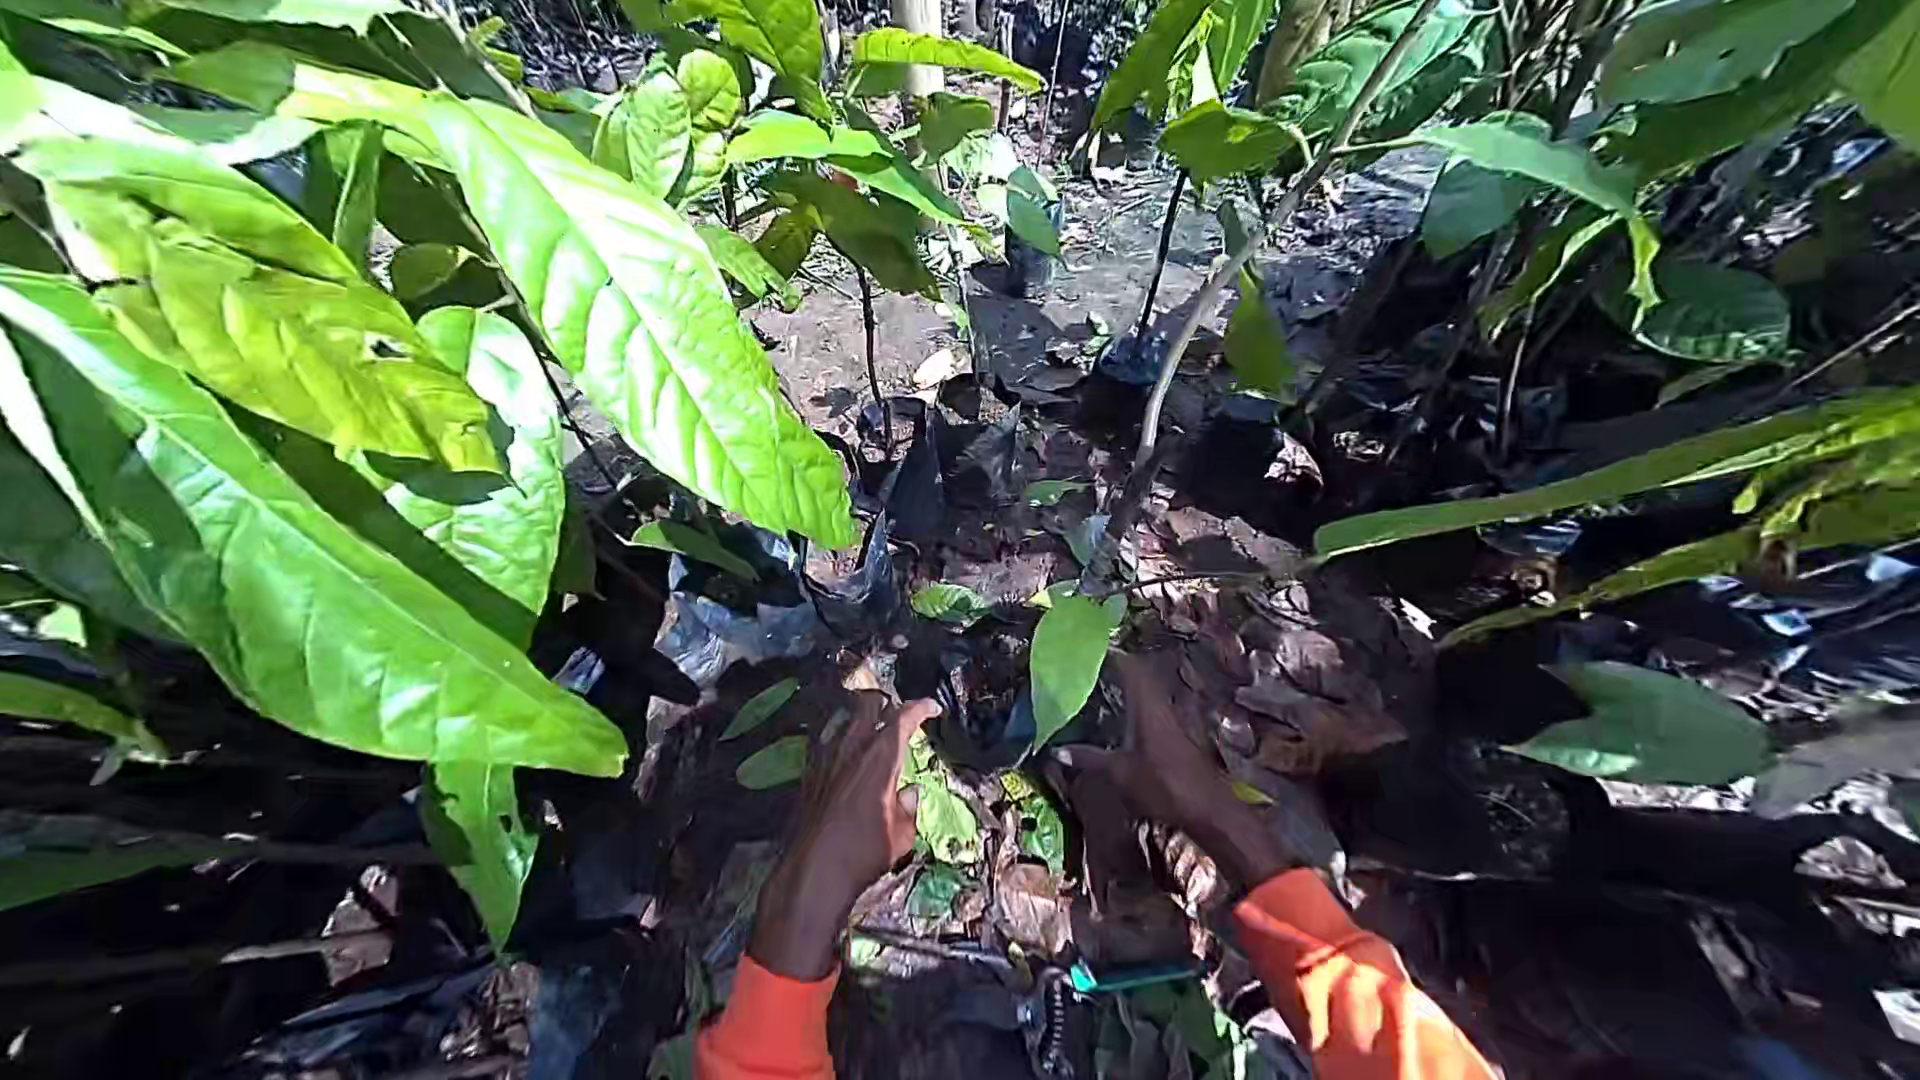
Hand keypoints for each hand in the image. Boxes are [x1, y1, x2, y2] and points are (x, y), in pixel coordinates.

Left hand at [750, 693, 939, 979]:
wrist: (813, 871)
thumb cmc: (864, 851)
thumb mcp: (901, 834)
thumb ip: (908, 807)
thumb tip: (909, 793)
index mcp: (881, 756)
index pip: (903, 717)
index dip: (921, 707)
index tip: (932, 708)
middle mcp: (852, 747)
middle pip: (868, 704)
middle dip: (886, 703)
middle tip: (897, 715)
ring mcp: (826, 757)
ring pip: (845, 720)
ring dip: (861, 719)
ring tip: (872, 733)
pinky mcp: (809, 772)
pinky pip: (828, 741)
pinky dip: (841, 741)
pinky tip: (846, 759)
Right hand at [1056, 652, 1297, 888]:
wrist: (1210, 811)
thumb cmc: (1164, 785)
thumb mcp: (1120, 773)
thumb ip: (1088, 758)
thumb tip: (1055, 751)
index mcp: (1148, 707)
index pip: (1131, 669)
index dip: (1112, 655)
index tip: (1090, 650)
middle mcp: (1162, 707)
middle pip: (1140, 676)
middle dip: (1116, 668)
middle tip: (1089, 667)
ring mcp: (1173, 721)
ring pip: (1147, 692)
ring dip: (1127, 686)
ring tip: (1099, 687)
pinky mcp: (1177, 736)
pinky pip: (1152, 707)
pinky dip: (1135, 704)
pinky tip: (1121, 717)